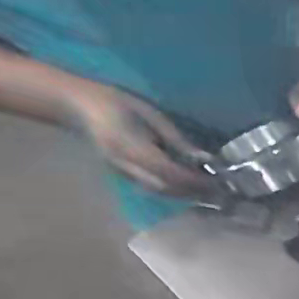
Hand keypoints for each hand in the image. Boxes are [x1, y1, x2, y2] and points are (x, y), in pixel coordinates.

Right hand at [63, 82, 213, 196]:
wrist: (76, 105)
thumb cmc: (114, 102)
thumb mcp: (150, 115)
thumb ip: (176, 139)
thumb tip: (203, 158)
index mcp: (133, 150)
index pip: (172, 174)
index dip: (197, 181)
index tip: (220, 182)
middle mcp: (129, 168)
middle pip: (169, 189)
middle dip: (196, 192)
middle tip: (222, 192)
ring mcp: (124, 174)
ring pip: (163, 192)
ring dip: (187, 195)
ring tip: (210, 192)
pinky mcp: (124, 175)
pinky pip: (155, 188)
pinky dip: (175, 191)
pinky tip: (189, 188)